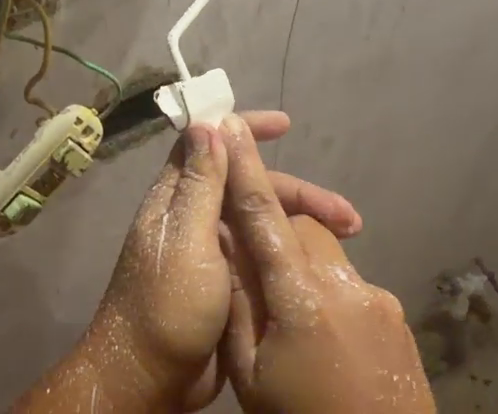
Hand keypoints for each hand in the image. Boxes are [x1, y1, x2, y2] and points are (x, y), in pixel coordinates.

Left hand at [80, 111, 361, 410]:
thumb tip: (207, 123)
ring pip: (256, 219)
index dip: (242, 128)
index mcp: (176, 196)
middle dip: (294, 190)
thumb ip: (198, 182)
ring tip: (349, 240)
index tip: (284, 124)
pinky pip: (259, 252)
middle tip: (345, 213)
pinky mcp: (222, 283)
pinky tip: (319, 262)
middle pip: (246, 186)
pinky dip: (287, 248)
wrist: (148, 374)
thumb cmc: (166, 301)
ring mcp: (207, 250)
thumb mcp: (187, 237)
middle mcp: (191, 215)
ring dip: (298, 221)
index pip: (208, 143)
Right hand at [218, 116, 430, 413]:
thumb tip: (225, 250)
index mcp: (300, 296)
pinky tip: (323, 342)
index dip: (244, 164)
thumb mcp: (250, 376)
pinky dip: (326, 295)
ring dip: (300, 268)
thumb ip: (237, 305)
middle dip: (272, 230)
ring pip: (325, 255)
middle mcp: (344, 284)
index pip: (264, 212)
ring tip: (292, 323)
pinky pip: (349, 285)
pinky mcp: (398, 319)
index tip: (231, 122)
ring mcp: (378, 300)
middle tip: (252, 267)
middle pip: (299, 227)